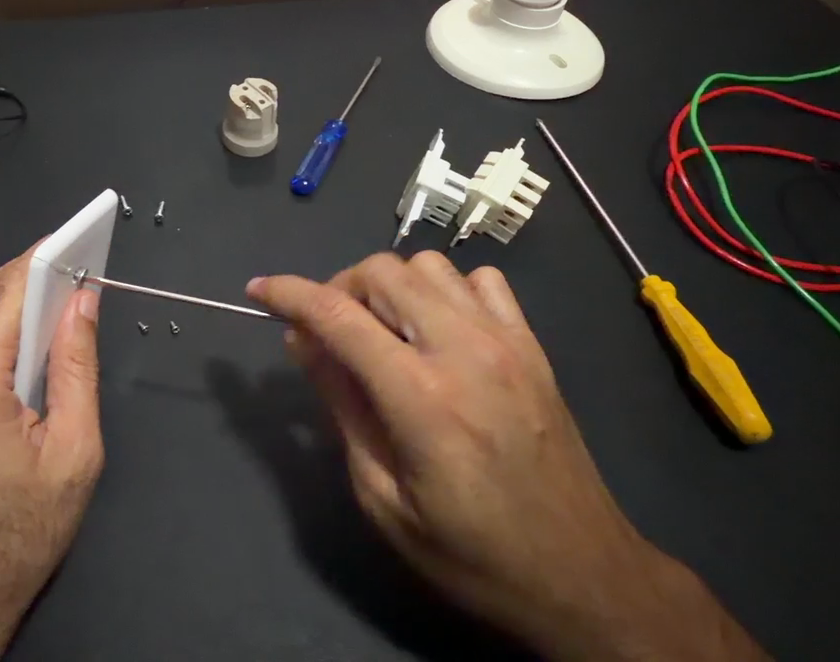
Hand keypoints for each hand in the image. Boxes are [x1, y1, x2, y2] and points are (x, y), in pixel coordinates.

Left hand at [0, 244, 103, 661]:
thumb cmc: (17, 536)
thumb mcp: (73, 453)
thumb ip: (78, 365)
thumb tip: (82, 299)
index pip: (9, 288)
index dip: (45, 256)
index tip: (75, 239)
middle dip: (26, 279)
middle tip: (70, 277)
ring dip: (0, 310)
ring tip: (45, 314)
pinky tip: (6, 360)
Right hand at [250, 253, 764, 661]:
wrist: (581, 574)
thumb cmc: (471, 554)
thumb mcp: (384, 499)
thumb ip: (342, 408)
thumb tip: (305, 343)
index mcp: (420, 398)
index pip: (337, 316)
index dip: (288, 295)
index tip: (258, 292)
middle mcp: (463, 350)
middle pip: (381, 272)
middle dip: (339, 289)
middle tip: (328, 335)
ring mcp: (505, 341)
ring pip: (428, 265)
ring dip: (391, 286)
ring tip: (382, 331)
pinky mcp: (532, 345)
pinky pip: (480, 280)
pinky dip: (446, 290)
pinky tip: (440, 329)